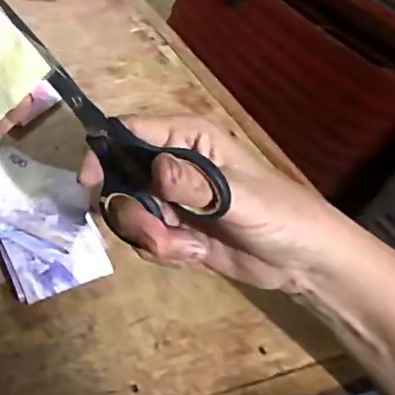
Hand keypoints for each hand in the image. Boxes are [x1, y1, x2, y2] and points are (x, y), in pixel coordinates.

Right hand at [80, 116, 347, 292]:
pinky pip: (143, 237)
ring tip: (186, 247)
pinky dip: (162, 250)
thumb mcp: (243, 198)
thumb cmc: (281, 214)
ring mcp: (168, 198)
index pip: (130, 132)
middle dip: (130, 209)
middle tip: (155, 232)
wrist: (304, 262)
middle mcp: (170, 163)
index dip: (104, 151)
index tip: (90, 181)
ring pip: (128, 211)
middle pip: (118, 176)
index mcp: (187, 139)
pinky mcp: (171, 228)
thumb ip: (198, 185)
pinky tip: (194, 253)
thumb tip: (157, 171)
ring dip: (149, 234)